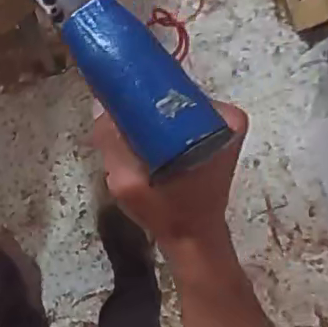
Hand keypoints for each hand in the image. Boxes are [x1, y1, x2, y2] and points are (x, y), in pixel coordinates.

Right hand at [90, 102, 248, 253]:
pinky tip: (143, 143)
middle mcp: (226, 117)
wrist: (193, 237)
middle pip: (169, 95)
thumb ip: (112, 144)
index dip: (136, 93)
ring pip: (171, 106)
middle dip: (139, 106)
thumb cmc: (164, 211)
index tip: (113, 103)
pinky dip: (158, 126)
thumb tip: (101, 106)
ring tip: (127, 136)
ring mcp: (225, 125)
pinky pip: (178, 118)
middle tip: (116, 126)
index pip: (167, 89)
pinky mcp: (218, 135)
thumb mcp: (128, 183)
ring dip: (147, 118)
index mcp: (216, 122)